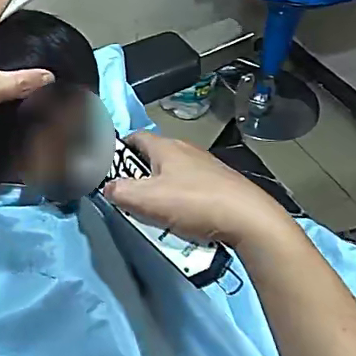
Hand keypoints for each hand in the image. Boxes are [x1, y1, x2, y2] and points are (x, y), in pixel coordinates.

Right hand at [102, 132, 300, 250]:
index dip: (118, 149)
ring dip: (161, 189)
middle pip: (154, 156)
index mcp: (166, 146)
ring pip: (174, 173)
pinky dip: (182, 198)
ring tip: (155, 212)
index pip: (135, 137)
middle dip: (139, 174)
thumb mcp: (147, 200)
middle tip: (129, 196)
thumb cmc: (194, 203)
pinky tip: (184, 218)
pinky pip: (192, 187)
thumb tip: (108, 186)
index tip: (107, 167)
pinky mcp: (221, 183)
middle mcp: (187, 149)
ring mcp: (206, 166)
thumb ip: (120, 191)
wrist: (248, 218)